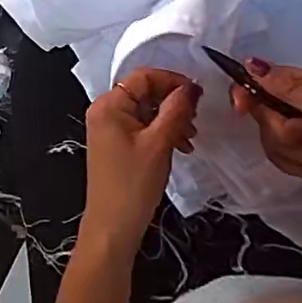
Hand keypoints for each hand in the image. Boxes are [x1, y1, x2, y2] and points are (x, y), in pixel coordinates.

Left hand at [81, 68, 200, 254]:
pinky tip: (179, 146)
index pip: (143, 77)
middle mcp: (103, 111)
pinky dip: (160, 131)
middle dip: (172, 103)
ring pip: (145, 110)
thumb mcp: (159, 143)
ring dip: (170, 119)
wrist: (113, 225)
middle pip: (143, 92)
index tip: (198, 94)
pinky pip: (140, 126)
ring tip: (189, 138)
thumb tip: (190, 88)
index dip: (172, 81)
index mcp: (108, 105)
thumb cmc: (133, 183)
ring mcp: (107, 127)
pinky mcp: (114, 143)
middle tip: (195, 120)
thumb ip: (176, 110)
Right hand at [230, 59, 301, 242]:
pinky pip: (280, 157)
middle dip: (283, 130)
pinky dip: (298, 165)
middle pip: (265, 112)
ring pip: (271, 137)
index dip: (249, 91)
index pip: (267, 79)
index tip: (239, 108)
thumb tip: (251, 62)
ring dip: (295, 151)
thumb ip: (289, 89)